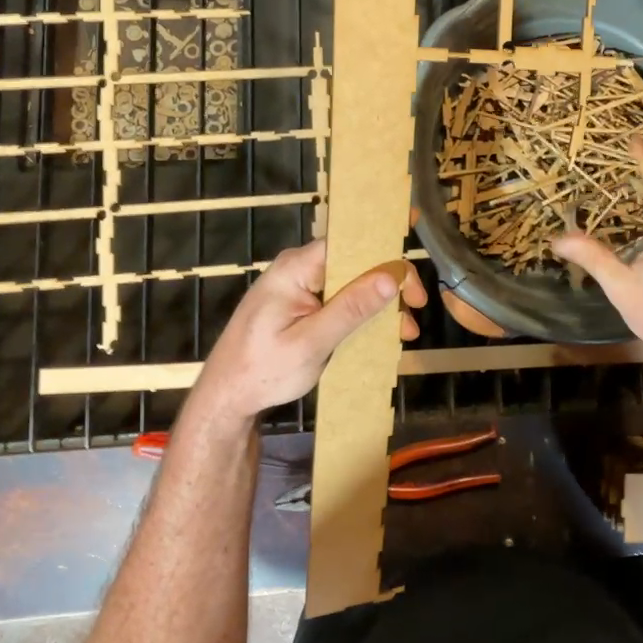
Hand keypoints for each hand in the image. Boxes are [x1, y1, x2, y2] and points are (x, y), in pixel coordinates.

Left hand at [192, 239, 428, 421]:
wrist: (226, 399)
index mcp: (296, 267)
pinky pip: (341, 298)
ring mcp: (301, 286)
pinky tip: (384, 333)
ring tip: (406, 331)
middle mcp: (299, 268)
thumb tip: (390, 278)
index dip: (385, 253)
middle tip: (416, 309)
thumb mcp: (310, 343)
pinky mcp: (303, 304)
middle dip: (390, 283)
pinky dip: (364, 313)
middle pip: (356, 261)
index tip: (413, 272)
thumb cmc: (261, 371)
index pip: (350, 243)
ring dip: (381, 302)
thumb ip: (350, 309)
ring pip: (352, 281)